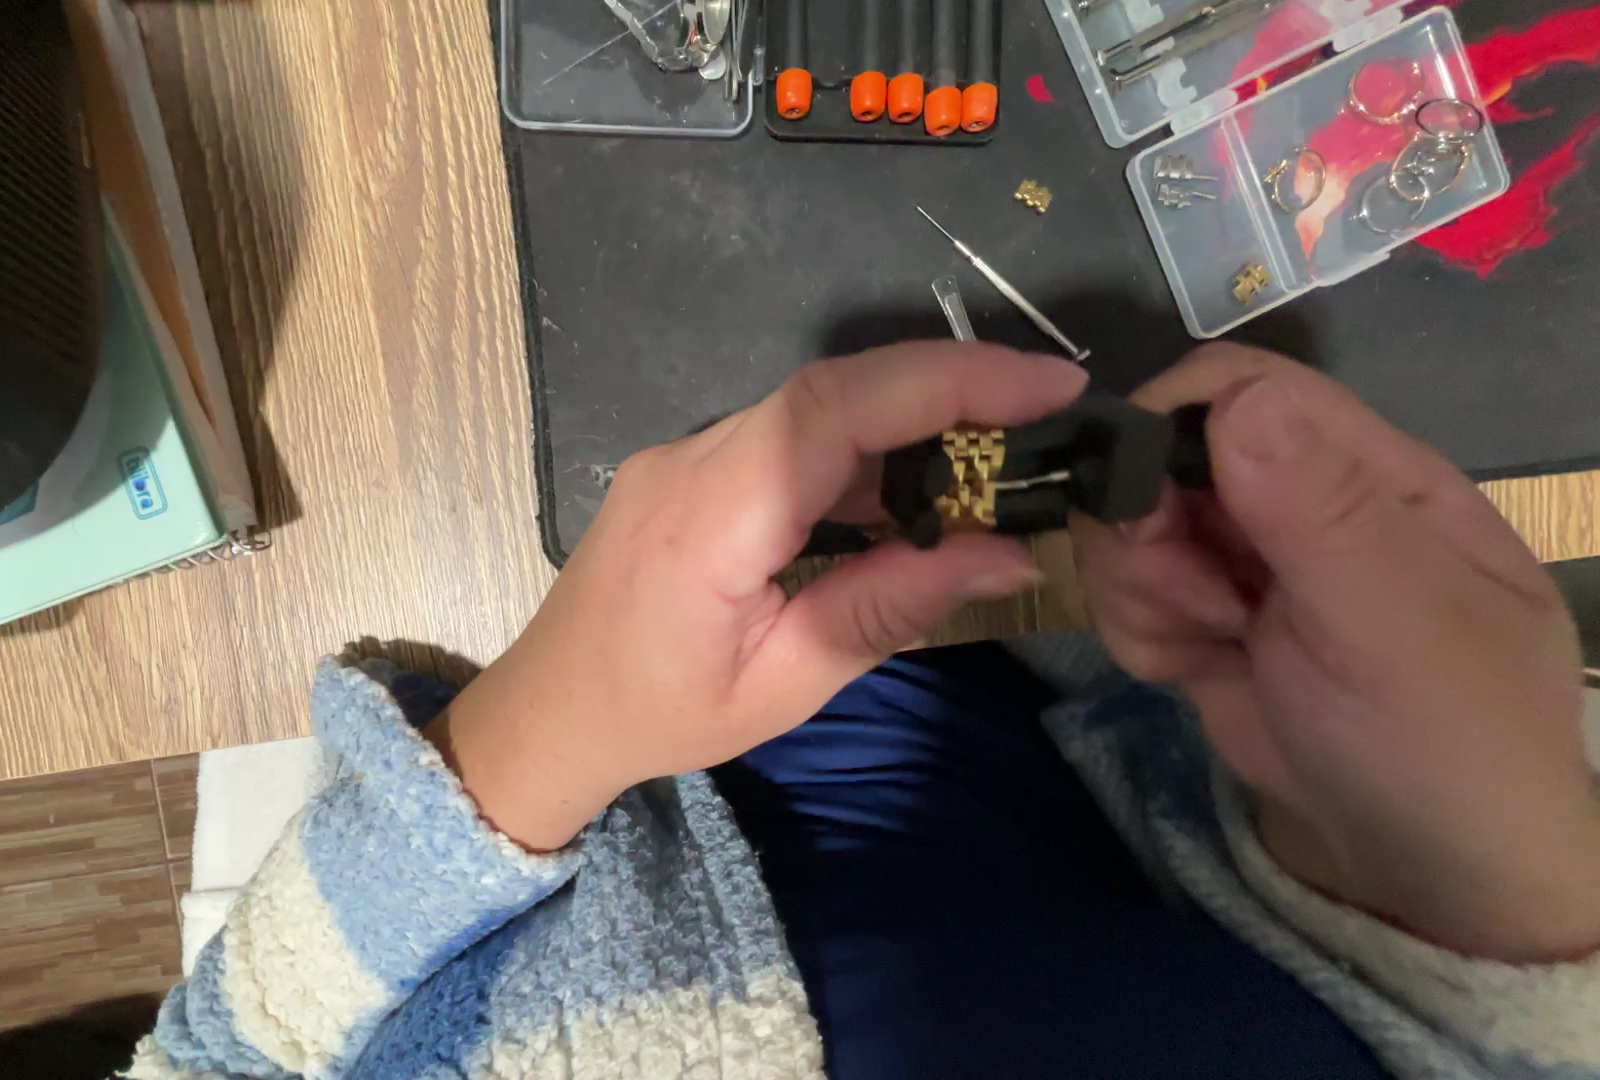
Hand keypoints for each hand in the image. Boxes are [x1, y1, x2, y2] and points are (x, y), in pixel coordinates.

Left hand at [427, 343, 1088, 850]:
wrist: (550, 709)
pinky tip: (898, 491)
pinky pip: (777, 437)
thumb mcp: (785, 681)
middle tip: (1041, 421)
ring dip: (901, 424)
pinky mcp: (681, 469)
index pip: (834, 410)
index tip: (1048, 386)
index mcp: (710, 518)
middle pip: (827, 393)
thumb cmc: (659, 715)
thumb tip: (1008, 552)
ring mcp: (678, 456)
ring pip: (806, 410)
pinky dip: (851, 452)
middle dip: (944, 392)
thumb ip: (890, 606)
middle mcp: (688, 460)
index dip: (948, 381)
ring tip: (989, 461)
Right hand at [1074, 343, 1599, 961]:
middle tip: (1194, 600)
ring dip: (1141, 596)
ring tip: (1209, 644)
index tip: (1131, 491)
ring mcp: (1224, 556)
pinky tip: (1192, 669)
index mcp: (1360, 474)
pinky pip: (1112, 592)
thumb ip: (1319, 509)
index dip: (1166, 418)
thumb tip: (1237, 398)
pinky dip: (1136, 635)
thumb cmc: (1435, 736)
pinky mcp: (1180, 605)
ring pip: (1118, 532)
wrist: (1399, 858)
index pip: (1240, 387)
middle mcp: (1280, 500)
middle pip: (1152, 462)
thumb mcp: (1393, 621)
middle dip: (1145, 536)